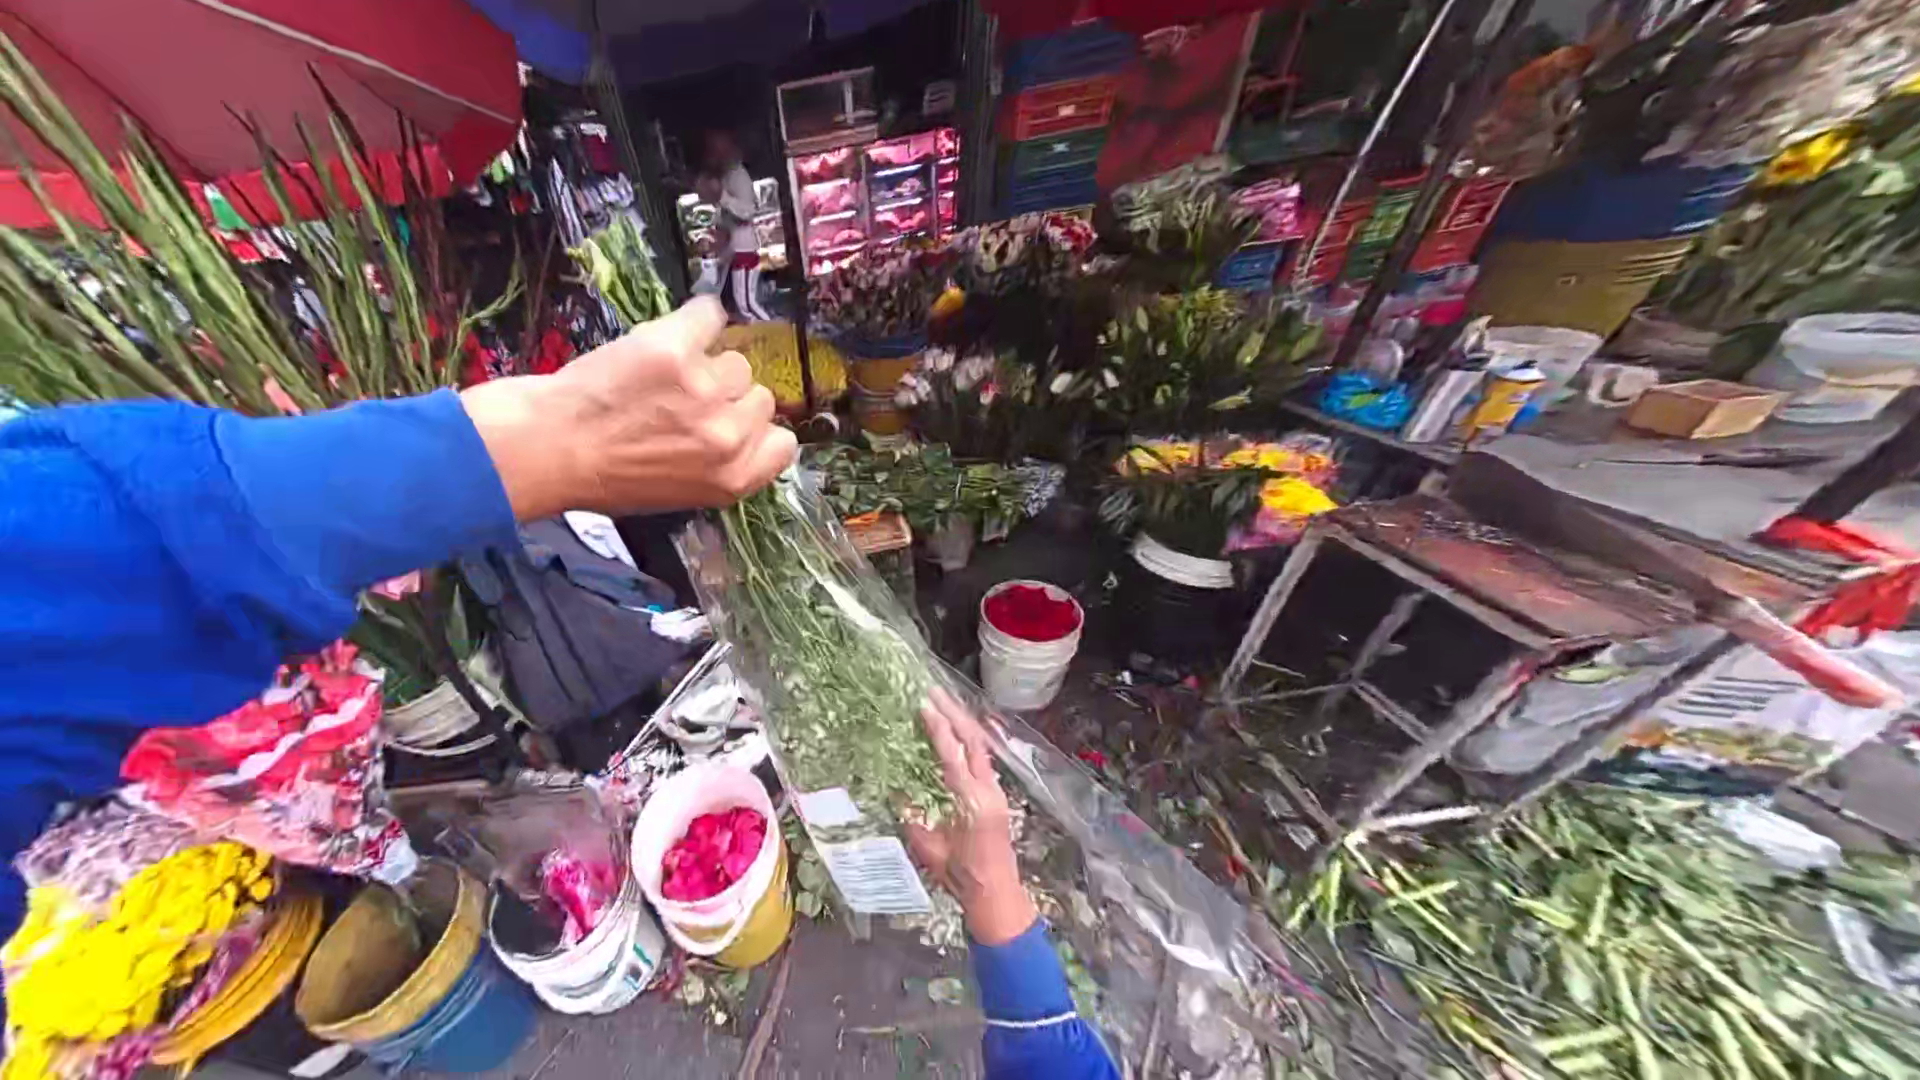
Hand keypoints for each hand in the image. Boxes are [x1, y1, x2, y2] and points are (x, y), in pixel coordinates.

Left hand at [461, 297, 796, 520]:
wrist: (549, 448)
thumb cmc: (614, 477)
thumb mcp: (689, 491)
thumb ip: (729, 463)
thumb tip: (754, 429)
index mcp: (735, 478)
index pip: (784, 442)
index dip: (759, 431)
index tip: (733, 425)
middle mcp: (729, 437)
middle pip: (761, 397)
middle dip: (728, 398)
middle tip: (686, 404)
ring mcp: (705, 391)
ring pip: (735, 362)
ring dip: (708, 365)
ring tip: (666, 376)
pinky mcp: (675, 350)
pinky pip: (709, 316)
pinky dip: (699, 318)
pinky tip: (679, 332)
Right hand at [904, 689, 1037, 945]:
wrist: (996, 893)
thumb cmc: (961, 877)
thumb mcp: (929, 849)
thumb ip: (912, 819)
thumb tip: (892, 792)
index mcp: (971, 801)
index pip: (954, 755)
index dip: (939, 728)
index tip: (924, 706)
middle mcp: (988, 789)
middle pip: (973, 740)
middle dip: (954, 713)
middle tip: (934, 692)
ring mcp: (995, 789)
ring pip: (981, 745)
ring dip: (963, 722)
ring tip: (945, 702)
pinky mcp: (996, 793)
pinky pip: (984, 757)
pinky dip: (970, 737)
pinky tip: (960, 728)